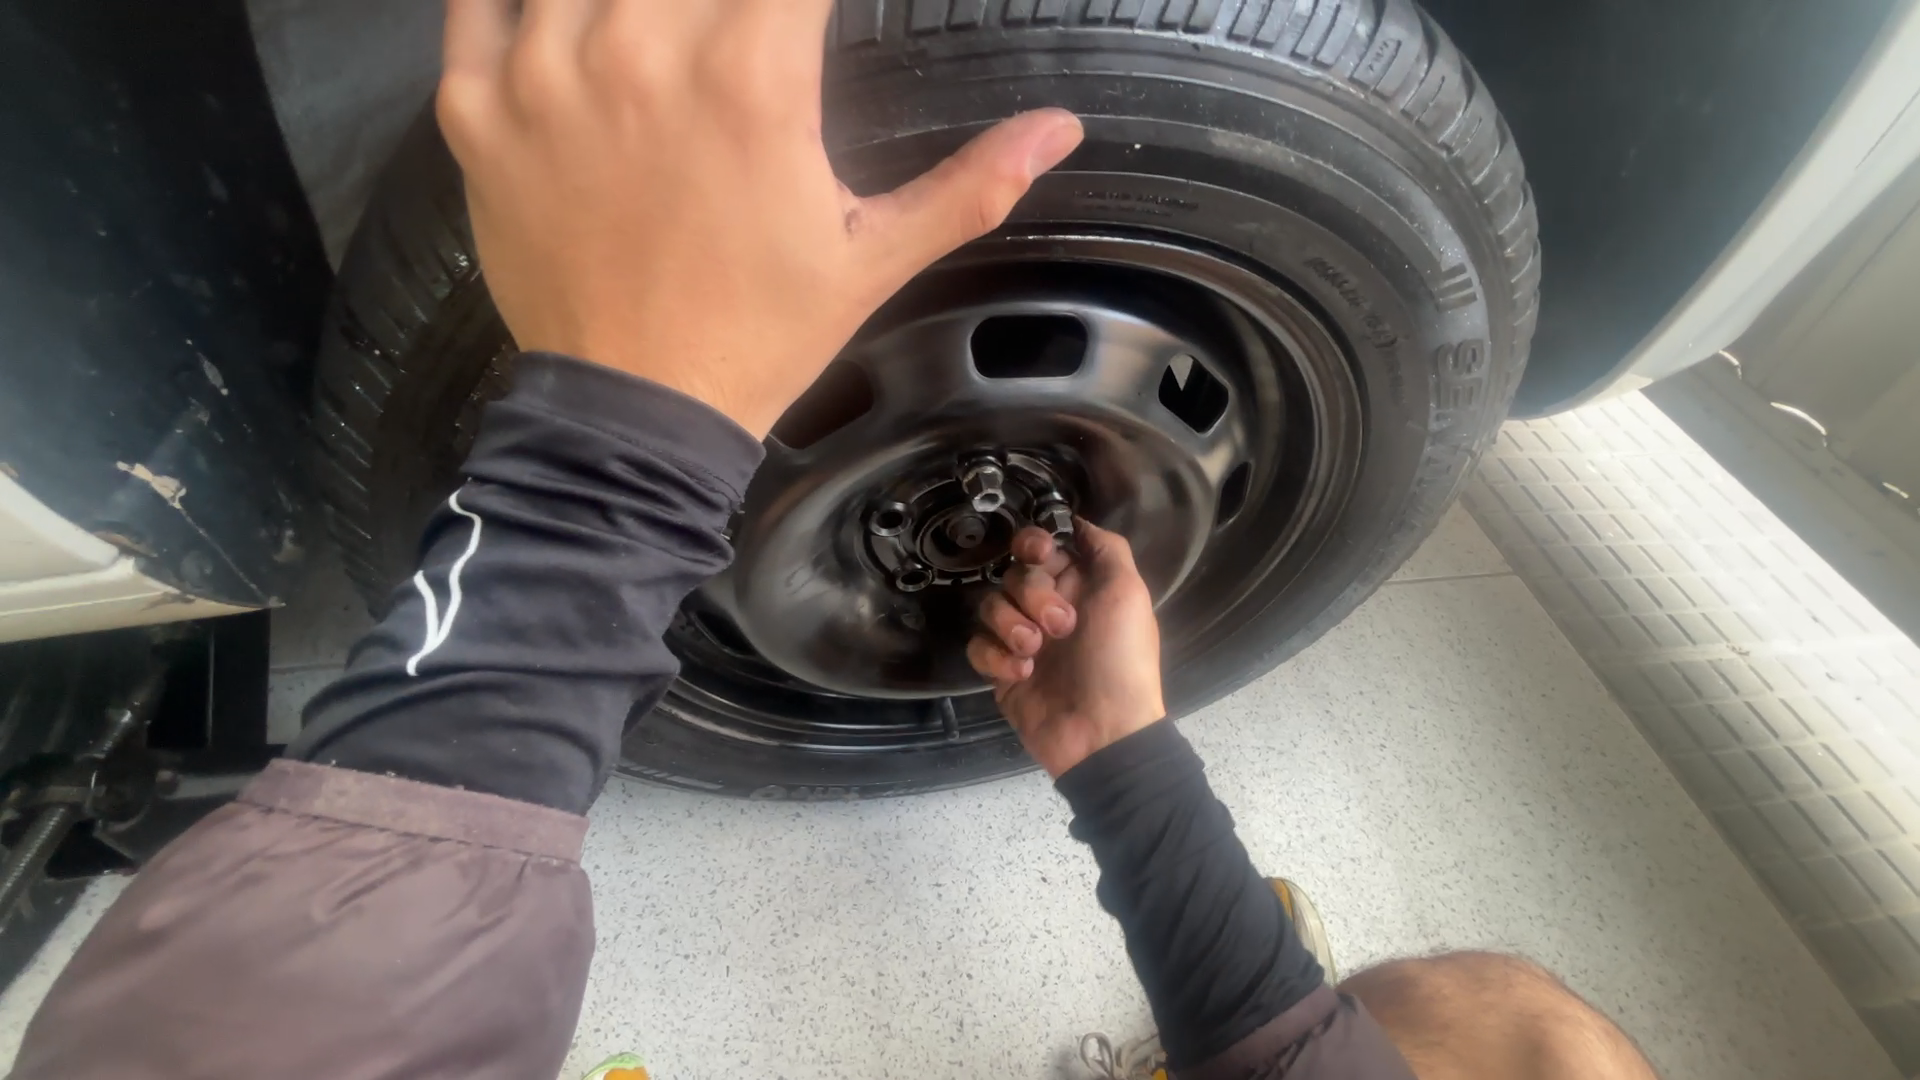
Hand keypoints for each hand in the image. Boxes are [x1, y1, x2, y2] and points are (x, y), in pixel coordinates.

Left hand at [436, 0, 1083, 437]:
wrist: (644, 413)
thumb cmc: (764, 337)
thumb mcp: (874, 264)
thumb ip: (967, 185)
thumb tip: (1061, 129)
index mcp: (752, 74)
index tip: (810, 26)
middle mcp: (639, 41)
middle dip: (736, 4)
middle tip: (747, 49)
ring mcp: (543, 68)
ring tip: (684, 51)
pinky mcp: (477, 108)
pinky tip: (578, 24)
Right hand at [967, 522, 1165, 777]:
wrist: (1102, 732)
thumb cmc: (1120, 658)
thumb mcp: (1128, 593)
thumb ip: (1106, 549)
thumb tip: (1078, 522)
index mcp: (1080, 586)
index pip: (1041, 547)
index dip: (1032, 544)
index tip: (1036, 553)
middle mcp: (1048, 607)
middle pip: (1014, 575)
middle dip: (1031, 595)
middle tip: (1060, 626)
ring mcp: (1023, 639)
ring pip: (990, 606)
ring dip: (1012, 627)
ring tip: (1036, 653)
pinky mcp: (1001, 669)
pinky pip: (978, 646)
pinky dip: (997, 658)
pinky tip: (1022, 675)